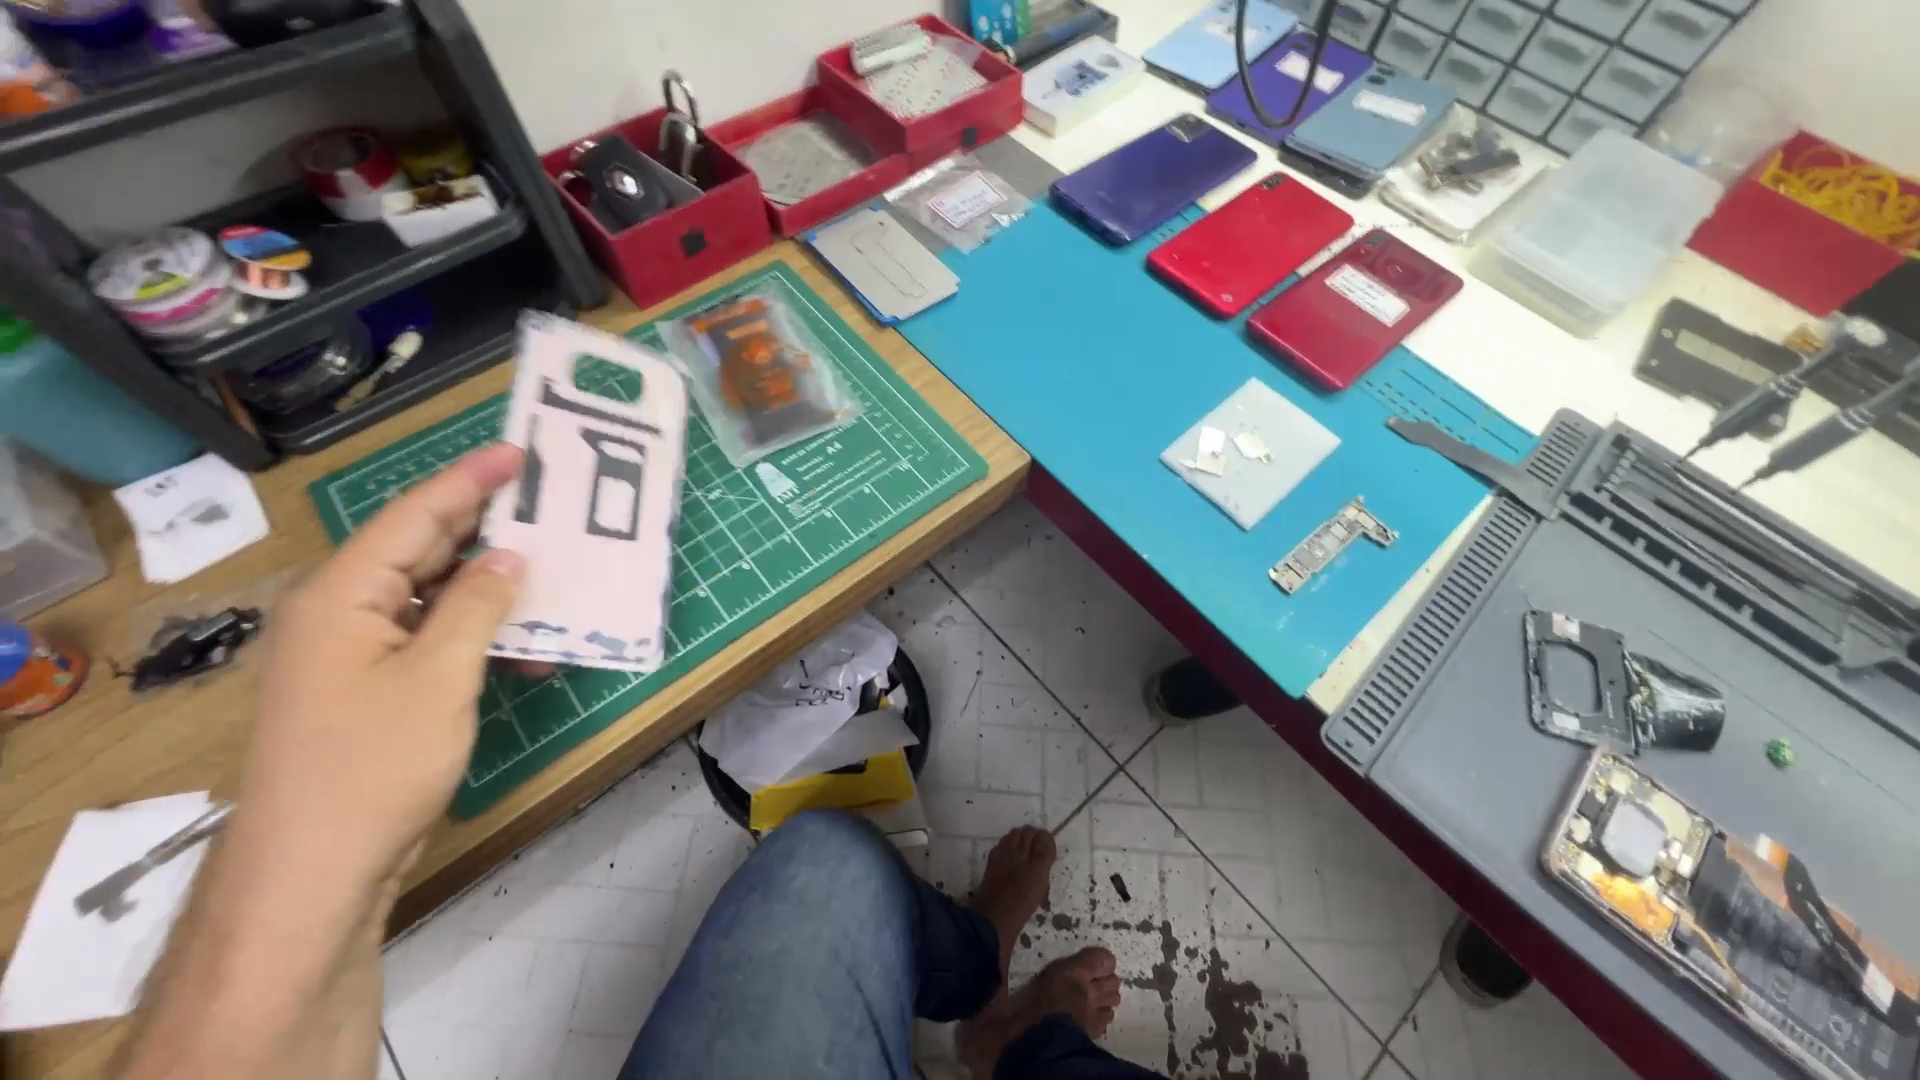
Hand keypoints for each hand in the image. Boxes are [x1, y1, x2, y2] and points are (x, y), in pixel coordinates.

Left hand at [235, 443, 526, 887]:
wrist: (315, 871)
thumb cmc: (374, 763)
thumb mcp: (439, 676)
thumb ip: (477, 606)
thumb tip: (510, 557)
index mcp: (342, 595)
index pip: (414, 517)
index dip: (468, 481)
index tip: (517, 451)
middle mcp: (343, 613)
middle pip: (421, 550)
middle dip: (485, 527)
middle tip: (544, 502)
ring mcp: (357, 654)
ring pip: (433, 598)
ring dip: (492, 592)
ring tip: (552, 577)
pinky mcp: (374, 690)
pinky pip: (432, 640)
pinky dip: (479, 638)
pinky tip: (527, 651)